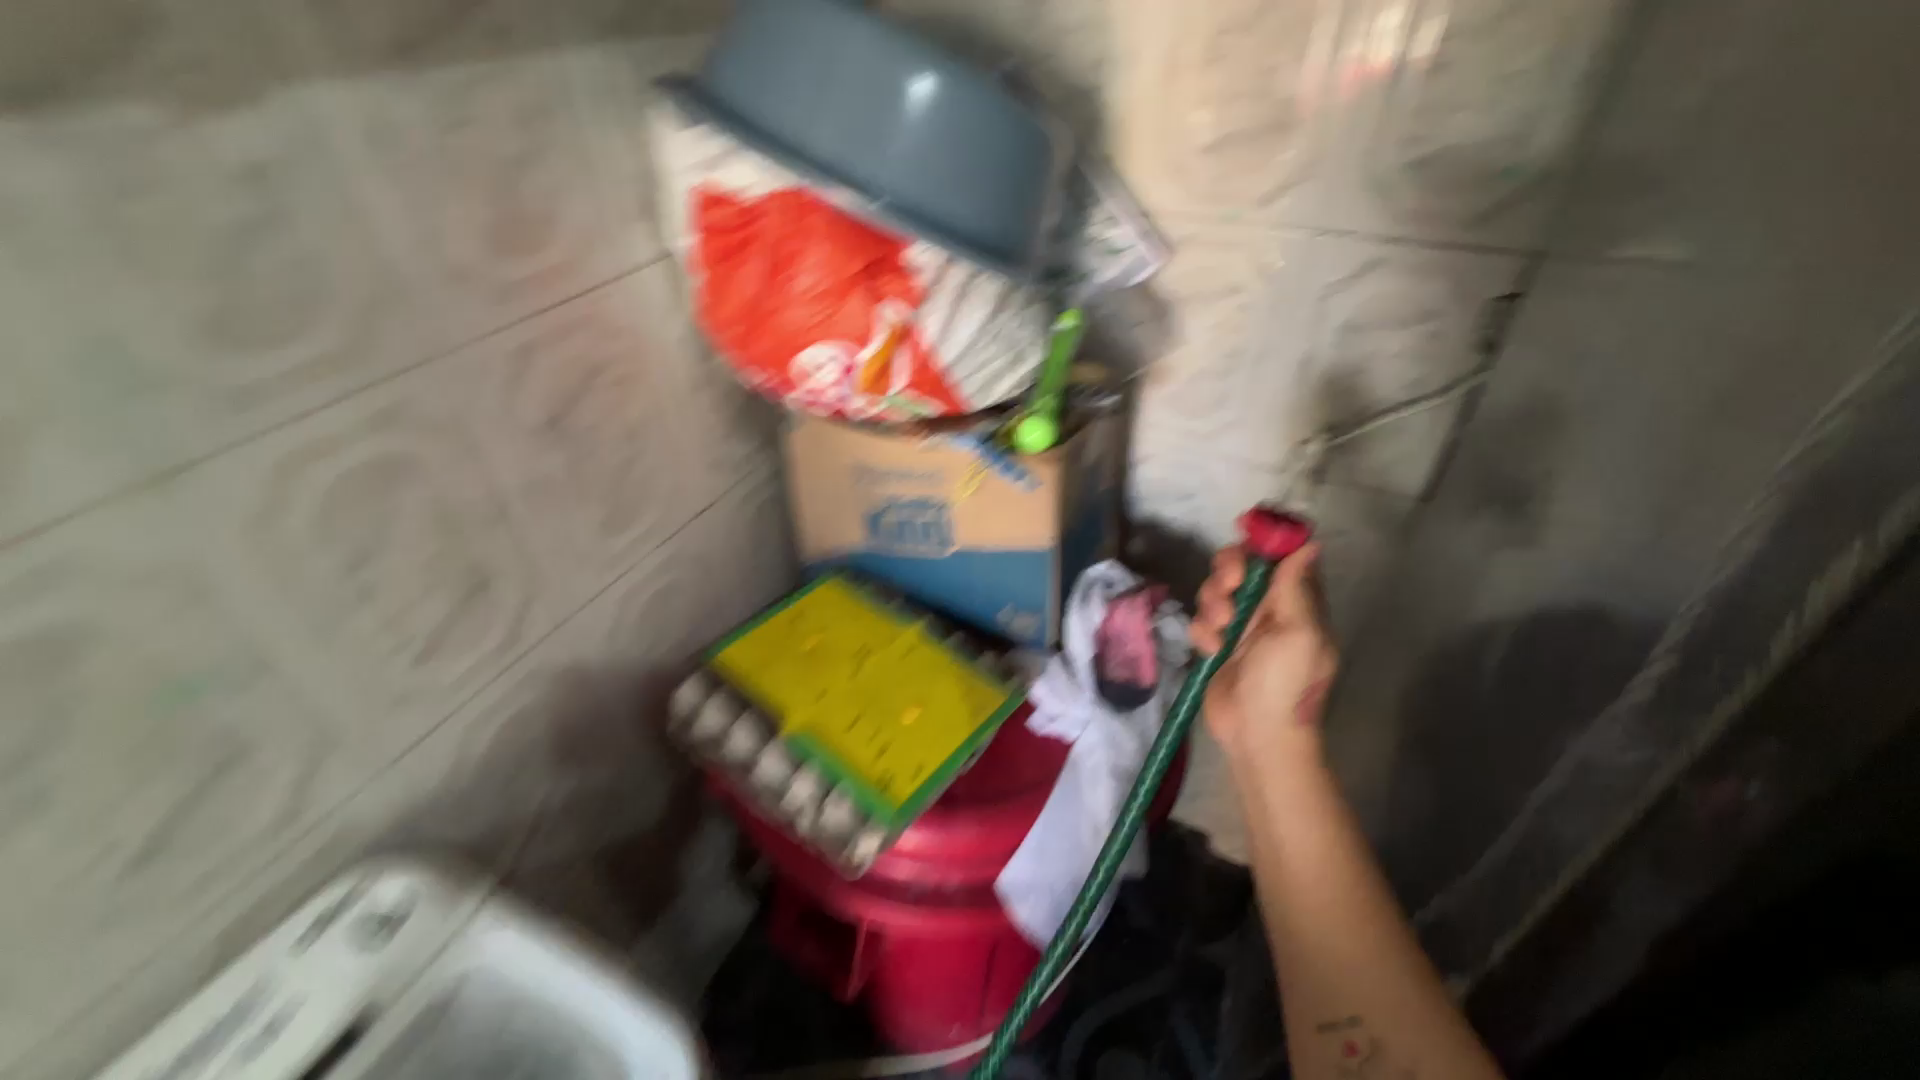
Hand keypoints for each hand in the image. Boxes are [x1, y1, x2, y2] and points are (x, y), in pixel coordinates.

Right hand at [1190, 543, 1338, 762]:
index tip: (1244, 533)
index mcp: (1298, 603)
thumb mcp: (1300, 632)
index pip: (1282, 557)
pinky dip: (1202, 633)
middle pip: (1242, 566)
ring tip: (1222, 629)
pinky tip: (1211, 651)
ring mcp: (1241, 627)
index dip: (1264, 541)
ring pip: (1216, 591)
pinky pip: (1200, 621)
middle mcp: (1269, 609)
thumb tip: (1311, 543)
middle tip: (1229, 584)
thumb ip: (1297, 586)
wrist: (1258, 735)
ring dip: (1213, 603)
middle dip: (1229, 570)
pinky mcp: (1216, 644)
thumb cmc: (1287, 684)